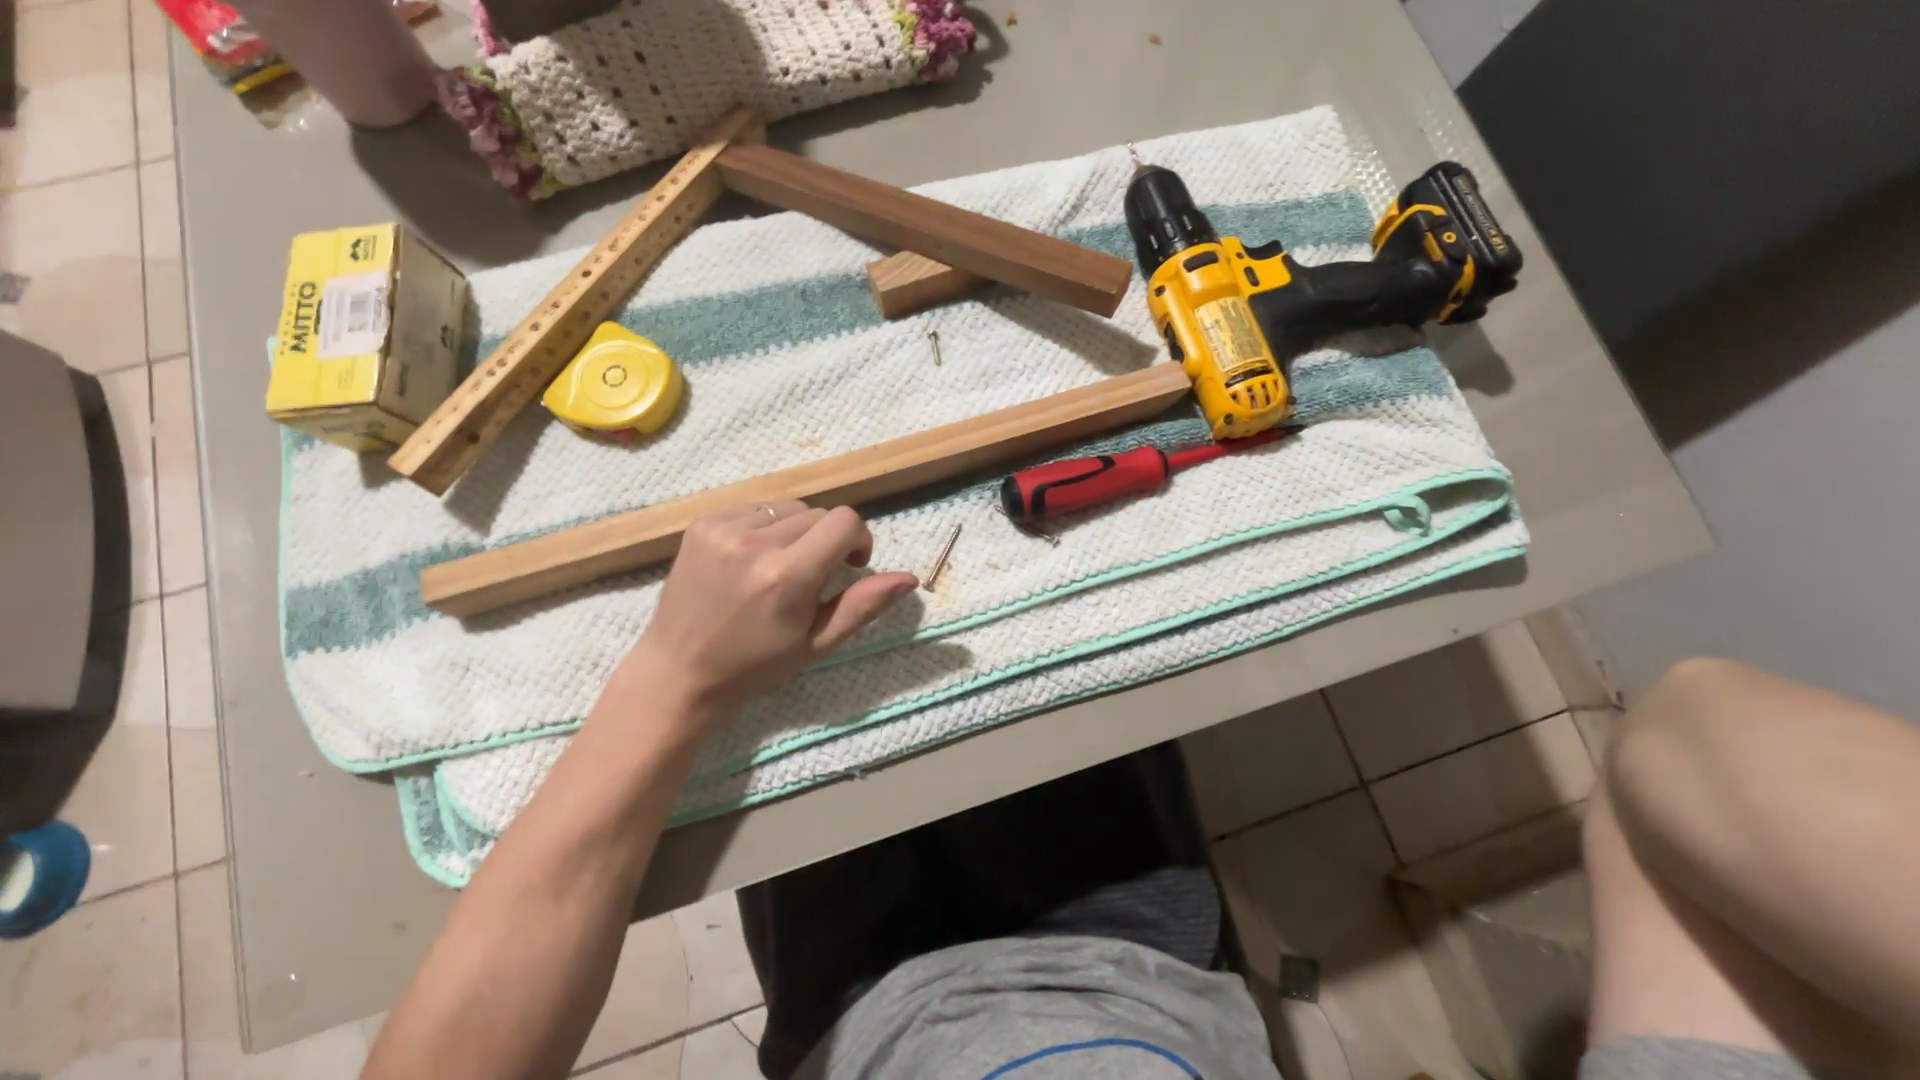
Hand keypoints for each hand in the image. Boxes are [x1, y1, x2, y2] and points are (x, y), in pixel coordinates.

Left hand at [601, 502, 918, 731]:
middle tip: (811, 577)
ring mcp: (723, 529)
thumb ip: (863, 606)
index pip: (844, 521)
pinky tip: (751, 560)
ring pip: (787, 507)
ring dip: (796, 531)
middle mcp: (754, 543)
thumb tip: (909, 578)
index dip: (858, 539)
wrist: (681, 669)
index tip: (849, 565)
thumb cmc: (756, 664)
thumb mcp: (817, 643)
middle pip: (818, 513)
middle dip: (826, 540)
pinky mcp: (701, 523)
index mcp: (787, 576)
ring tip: (779, 567)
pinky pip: (753, 508)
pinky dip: (763, 527)